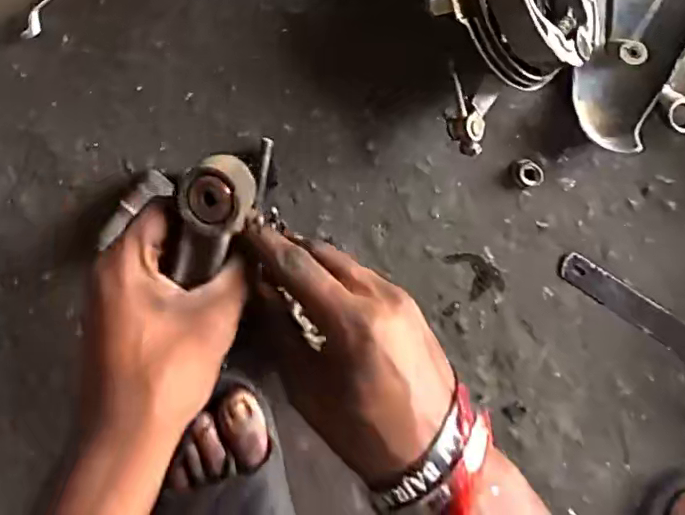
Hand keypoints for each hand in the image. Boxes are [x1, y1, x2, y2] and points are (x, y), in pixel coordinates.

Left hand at [79, 200, 247, 448]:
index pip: (162, 205)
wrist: (124, 441)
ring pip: (150, 259)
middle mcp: (104, 270)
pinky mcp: (108, 320)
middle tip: (228, 247)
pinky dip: (169, 283)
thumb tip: (251, 249)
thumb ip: (237, 273)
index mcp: (122, 258)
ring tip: (218, 273)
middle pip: (155, 230)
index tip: (228, 217)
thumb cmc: (166, 373)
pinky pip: (142, 283)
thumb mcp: (214, 316)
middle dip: (194, 237)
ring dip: (184, 262)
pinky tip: (195, 301)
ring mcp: (102, 297)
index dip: (198, 207)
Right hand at [243, 223, 455, 483]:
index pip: (300, 266)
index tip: (246, 230)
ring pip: (343, 260)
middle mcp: (377, 294)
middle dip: (289, 247)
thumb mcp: (310, 390)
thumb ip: (283, 333)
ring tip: (285, 266)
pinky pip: (362, 274)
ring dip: (313, 259)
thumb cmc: (365, 433)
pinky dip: (336, 273)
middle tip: (260, 248)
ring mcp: (396, 294)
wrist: (438, 453)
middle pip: (323, 253)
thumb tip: (261, 289)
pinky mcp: (407, 300)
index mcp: (353, 321)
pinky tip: (321, 285)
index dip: (268, 246)